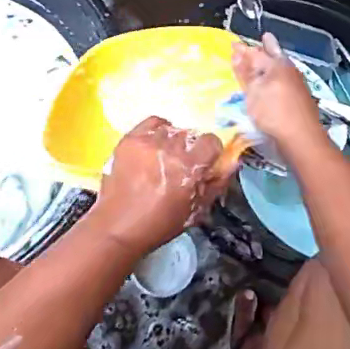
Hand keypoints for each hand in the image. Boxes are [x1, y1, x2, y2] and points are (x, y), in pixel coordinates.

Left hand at [88, 117, 228, 254]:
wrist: (118, 226)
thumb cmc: (160, 224)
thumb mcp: (196, 210)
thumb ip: (216, 184)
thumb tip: (231, 163)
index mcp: (190, 165)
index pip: (211, 141)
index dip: (210, 152)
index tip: (203, 164)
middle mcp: (170, 147)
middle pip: (191, 135)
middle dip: (190, 149)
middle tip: (181, 166)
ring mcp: (148, 140)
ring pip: (172, 129)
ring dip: (172, 141)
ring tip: (163, 157)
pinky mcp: (130, 138)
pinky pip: (152, 122)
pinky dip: (157, 131)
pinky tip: (153, 145)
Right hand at [232, 33, 323, 148]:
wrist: (302, 138)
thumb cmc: (273, 113)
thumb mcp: (253, 92)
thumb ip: (245, 73)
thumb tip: (238, 54)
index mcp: (276, 64)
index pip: (255, 52)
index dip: (243, 49)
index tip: (233, 45)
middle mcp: (288, 69)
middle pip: (274, 54)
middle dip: (267, 47)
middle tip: (263, 39)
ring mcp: (296, 83)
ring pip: (281, 66)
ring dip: (272, 61)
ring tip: (265, 58)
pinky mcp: (299, 97)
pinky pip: (284, 79)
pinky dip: (276, 76)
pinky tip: (273, 82)